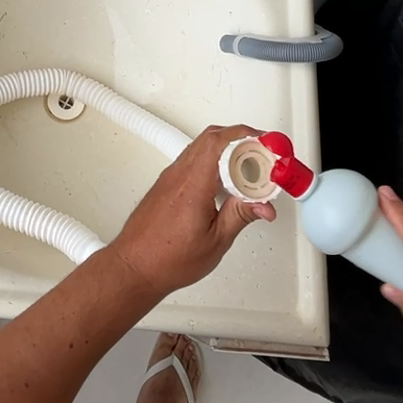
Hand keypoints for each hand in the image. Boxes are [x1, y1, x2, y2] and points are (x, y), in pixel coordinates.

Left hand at [103, 125, 276, 296]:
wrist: (135, 266)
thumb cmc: (167, 258)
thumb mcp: (216, 241)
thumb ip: (241, 216)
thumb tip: (263, 205)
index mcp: (193, 184)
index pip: (220, 143)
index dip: (246, 136)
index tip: (266, 144)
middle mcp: (179, 174)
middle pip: (212, 138)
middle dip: (241, 139)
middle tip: (263, 154)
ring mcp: (171, 176)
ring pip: (202, 147)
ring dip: (227, 149)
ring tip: (249, 167)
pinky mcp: (168, 182)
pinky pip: (194, 159)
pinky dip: (214, 160)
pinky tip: (226, 179)